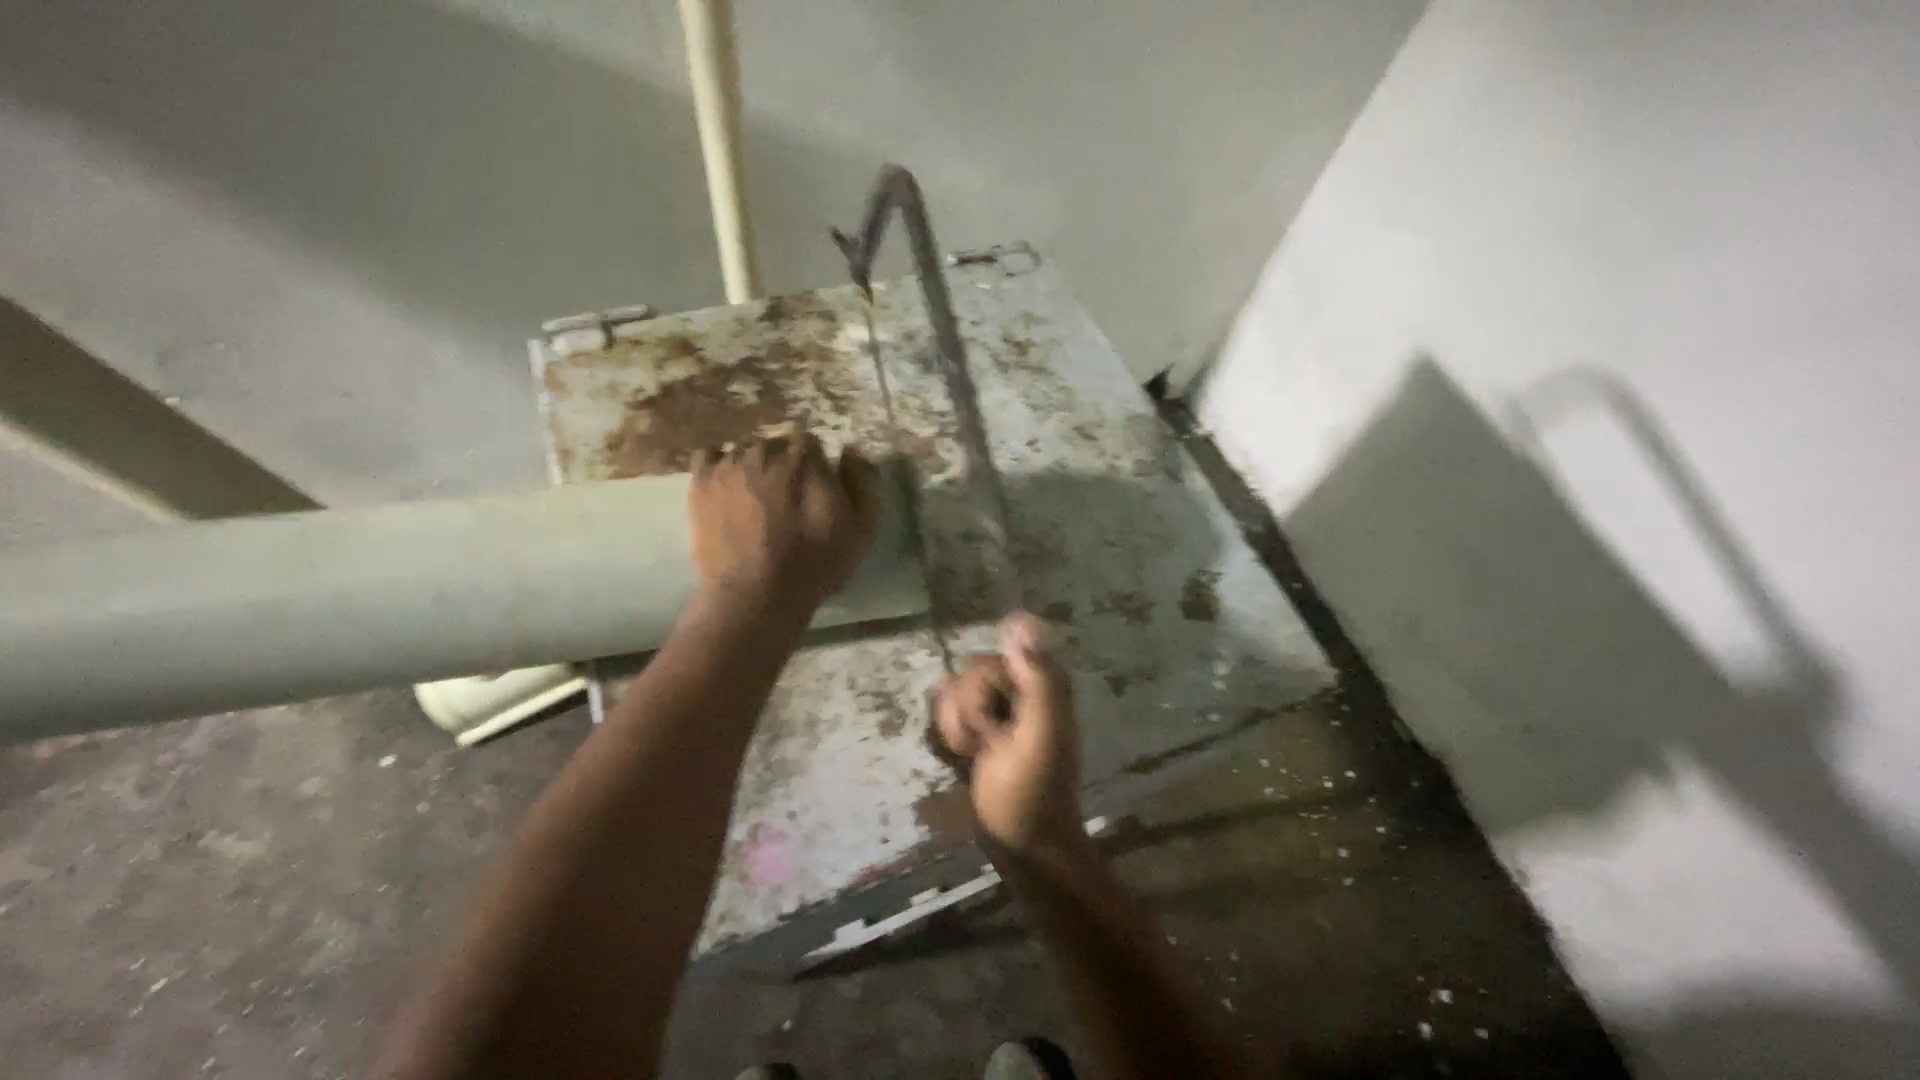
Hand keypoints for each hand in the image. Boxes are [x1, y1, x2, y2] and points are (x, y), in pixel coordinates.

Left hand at [689, 434, 878, 612]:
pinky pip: (708, 455)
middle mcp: (764, 452)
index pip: (809, 441)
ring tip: (754, 496)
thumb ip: (861, 481)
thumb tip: (849, 450)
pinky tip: (726, 486)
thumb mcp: (861, 528)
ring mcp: (728, 466)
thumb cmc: (814, 564)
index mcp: (804, 458)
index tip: (814, 488)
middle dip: (782, 463)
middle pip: (775, 444)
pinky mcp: (700, 484)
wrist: (756, 595)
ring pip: (743, 450)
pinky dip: (719, 465)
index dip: (814, 465)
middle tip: (785, 497)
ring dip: (751, 466)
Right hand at [934, 613, 1083, 854]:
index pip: (988, 660)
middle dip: (966, 712)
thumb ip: (1038, 679)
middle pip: (967, 675)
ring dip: (956, 726)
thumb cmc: (1032, 796)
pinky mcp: (982, 730)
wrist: (1024, 849)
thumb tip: (1019, 618)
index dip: (980, 692)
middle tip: (985, 745)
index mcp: (1043, 684)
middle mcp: (1022, 689)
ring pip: (954, 692)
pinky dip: (951, 734)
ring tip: (975, 755)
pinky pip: (951, 711)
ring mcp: (1000, 711)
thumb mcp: (1041, 736)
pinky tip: (965, 757)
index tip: (991, 723)